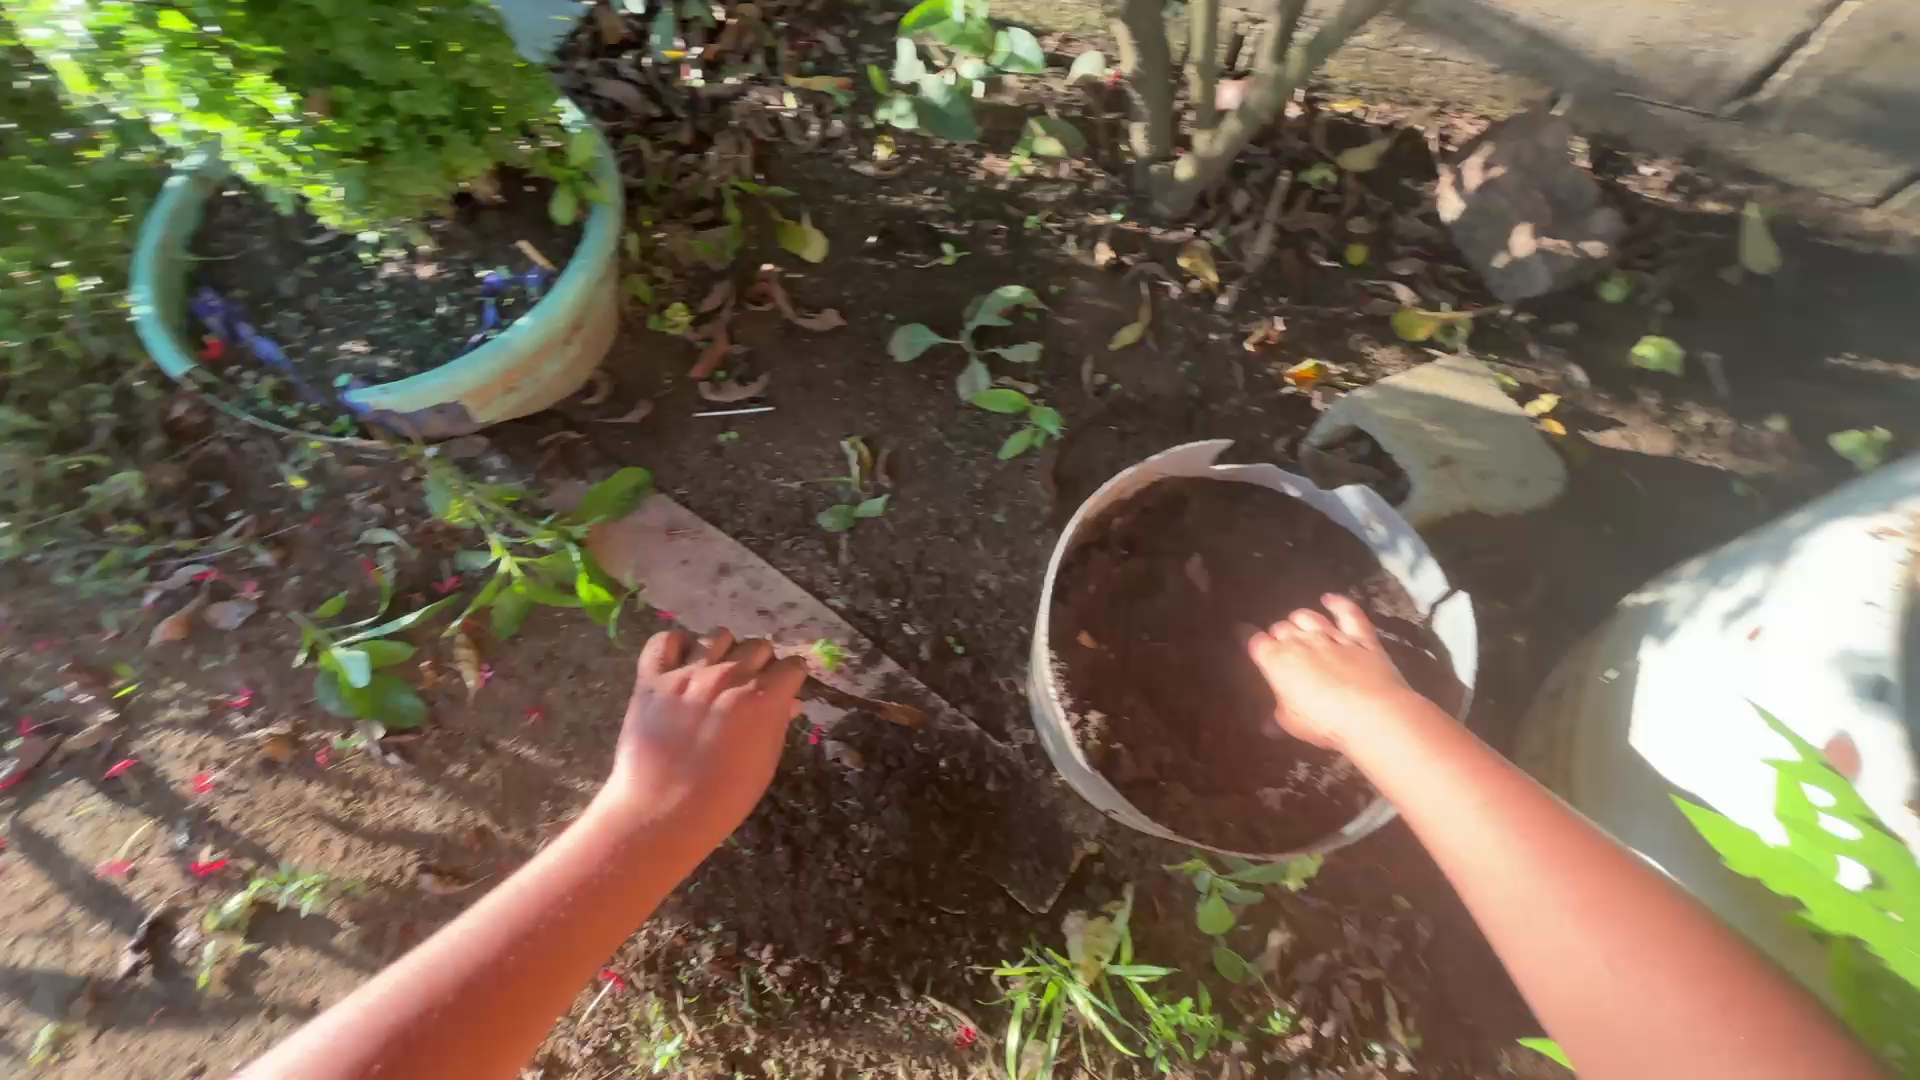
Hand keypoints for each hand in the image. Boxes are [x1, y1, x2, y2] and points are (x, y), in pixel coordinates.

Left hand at [602, 628, 806, 847]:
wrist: (662, 814)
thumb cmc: (724, 797)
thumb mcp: (765, 762)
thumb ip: (778, 723)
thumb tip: (790, 702)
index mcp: (763, 698)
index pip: (792, 665)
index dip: (791, 677)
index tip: (785, 688)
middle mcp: (729, 676)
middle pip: (758, 646)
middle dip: (761, 663)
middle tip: (751, 685)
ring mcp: (688, 674)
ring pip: (718, 636)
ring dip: (724, 652)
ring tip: (716, 673)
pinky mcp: (652, 679)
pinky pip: (665, 641)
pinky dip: (676, 646)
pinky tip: (681, 663)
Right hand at [1243, 594, 1417, 752]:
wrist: (1373, 714)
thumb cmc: (1323, 722)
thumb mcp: (1291, 724)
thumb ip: (1276, 719)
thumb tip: (1266, 727)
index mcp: (1275, 660)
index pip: (1253, 640)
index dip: (1246, 636)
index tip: (1240, 632)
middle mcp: (1300, 641)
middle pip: (1281, 627)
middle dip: (1277, 633)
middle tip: (1278, 643)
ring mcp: (1332, 636)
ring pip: (1308, 616)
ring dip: (1300, 619)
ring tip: (1298, 624)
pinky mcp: (1360, 639)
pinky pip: (1348, 614)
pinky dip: (1339, 604)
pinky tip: (1330, 599)